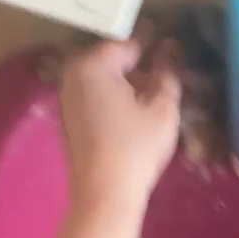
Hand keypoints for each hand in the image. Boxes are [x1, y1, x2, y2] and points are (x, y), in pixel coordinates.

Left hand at [58, 38, 182, 218]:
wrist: (104, 195)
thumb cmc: (136, 150)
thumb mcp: (162, 109)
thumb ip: (167, 73)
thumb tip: (171, 49)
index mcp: (93, 64)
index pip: (129, 42)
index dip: (154, 42)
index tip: (172, 42)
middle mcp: (73, 74)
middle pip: (113, 59)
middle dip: (138, 63)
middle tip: (165, 70)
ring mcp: (67, 96)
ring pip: (104, 78)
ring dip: (127, 82)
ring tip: (153, 93)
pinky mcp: (69, 118)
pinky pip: (96, 96)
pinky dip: (114, 97)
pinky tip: (133, 112)